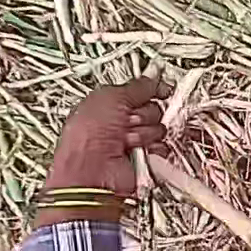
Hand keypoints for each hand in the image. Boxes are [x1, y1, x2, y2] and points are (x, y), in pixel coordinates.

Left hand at [39, 77, 167, 226]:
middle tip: (128, 122)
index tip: (159, 90)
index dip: (148, 92)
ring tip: (127, 140)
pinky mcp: (144, 161)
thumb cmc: (87, 136)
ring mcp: (133, 143)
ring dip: (144, 133)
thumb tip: (155, 78)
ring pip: (159, 128)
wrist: (91, 171)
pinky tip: (137, 151)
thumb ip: (137, 86)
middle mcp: (120, 124)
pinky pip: (162, 148)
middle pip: (152, 110)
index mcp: (108, 105)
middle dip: (142, 115)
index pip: (140, 92)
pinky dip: (153, 149)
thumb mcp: (111, 96)